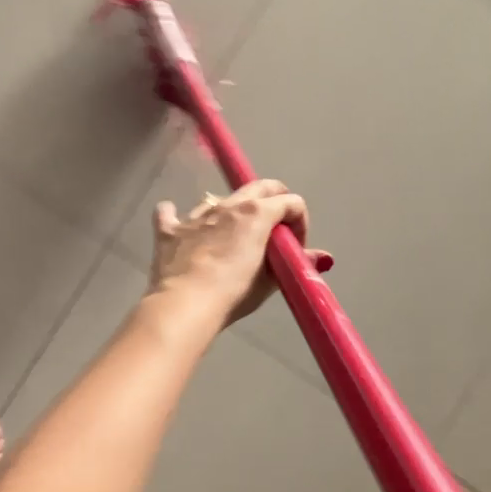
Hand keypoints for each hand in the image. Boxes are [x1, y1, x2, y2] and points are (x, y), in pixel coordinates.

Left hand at [148, 179, 329, 325]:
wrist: (185, 304)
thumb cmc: (233, 293)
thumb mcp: (271, 281)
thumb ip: (295, 262)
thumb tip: (323, 257)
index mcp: (255, 213)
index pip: (290, 202)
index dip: (299, 221)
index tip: (295, 245)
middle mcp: (225, 206)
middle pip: (257, 187)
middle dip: (273, 199)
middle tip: (275, 224)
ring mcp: (193, 216)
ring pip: (215, 200)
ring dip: (227, 211)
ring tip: (229, 235)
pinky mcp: (168, 231)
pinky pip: (168, 212)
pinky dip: (174, 215)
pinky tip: (178, 224)